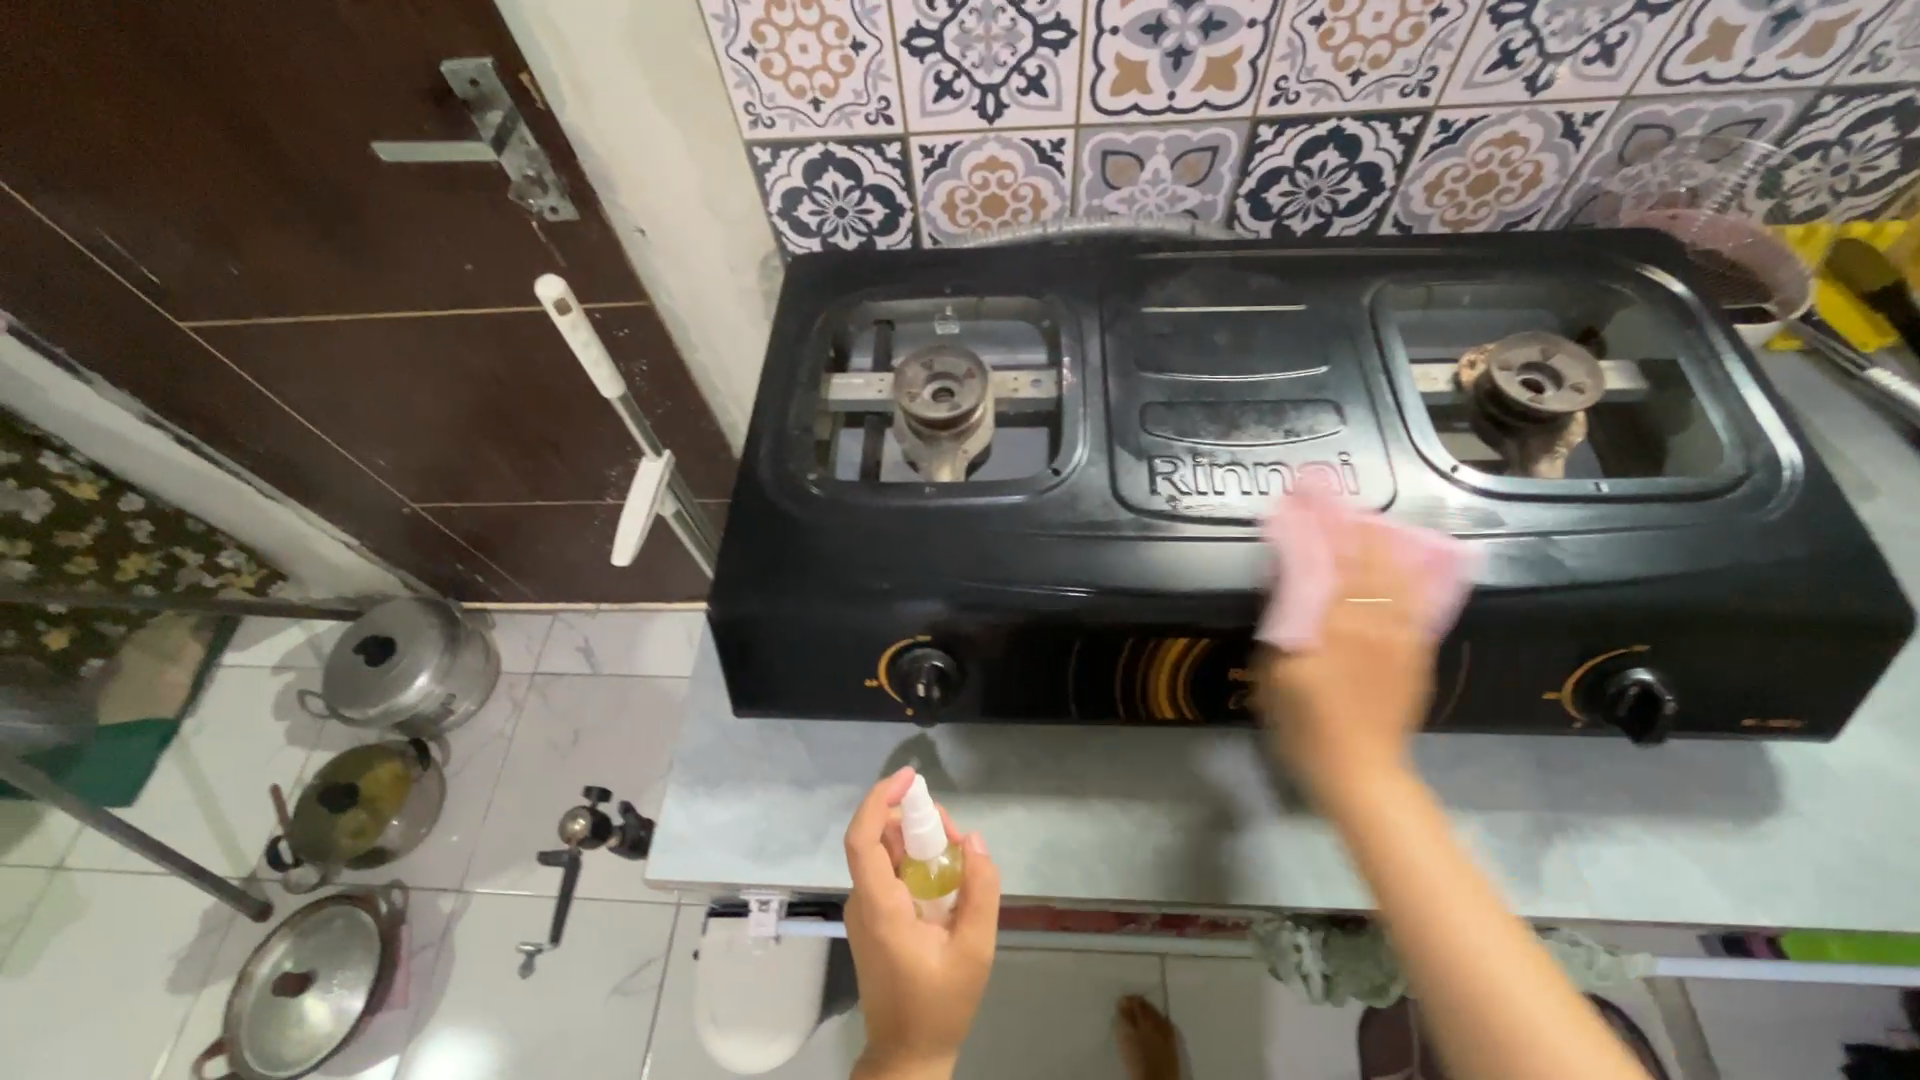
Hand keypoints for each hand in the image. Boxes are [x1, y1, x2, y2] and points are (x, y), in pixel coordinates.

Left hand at [844, 767, 1000, 1079]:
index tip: (909, 778)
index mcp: (880, 907)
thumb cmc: (940, 1006)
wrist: (907, 1053)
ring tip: (958, 855)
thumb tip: (974, 841)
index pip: (862, 839)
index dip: (879, 799)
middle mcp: (863, 901)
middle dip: (915, 820)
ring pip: (885, 854)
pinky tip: (946, 878)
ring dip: (918, 841)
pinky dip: (916, 862)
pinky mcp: (874, 919)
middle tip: (956, 835)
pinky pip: (890, 873)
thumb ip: (980, 891)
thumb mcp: (974, 950)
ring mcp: (865, 910)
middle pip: (878, 838)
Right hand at [1259, 509, 1437, 800]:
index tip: (1306, 498)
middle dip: (1354, 526)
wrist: (1359, 769)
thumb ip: (1282, 621)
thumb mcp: (1273, 672)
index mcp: (1336, 623)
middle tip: (1339, 503)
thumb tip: (1287, 579)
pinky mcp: (1416, 652)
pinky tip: (1404, 563)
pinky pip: (1418, 602)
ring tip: (1370, 523)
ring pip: (1398, 575)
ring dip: (1384, 543)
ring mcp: (1402, 636)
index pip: (1330, 560)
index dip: (1319, 525)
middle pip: (1369, 559)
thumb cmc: (1303, 723)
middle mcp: (1374, 620)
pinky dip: (1410, 575)